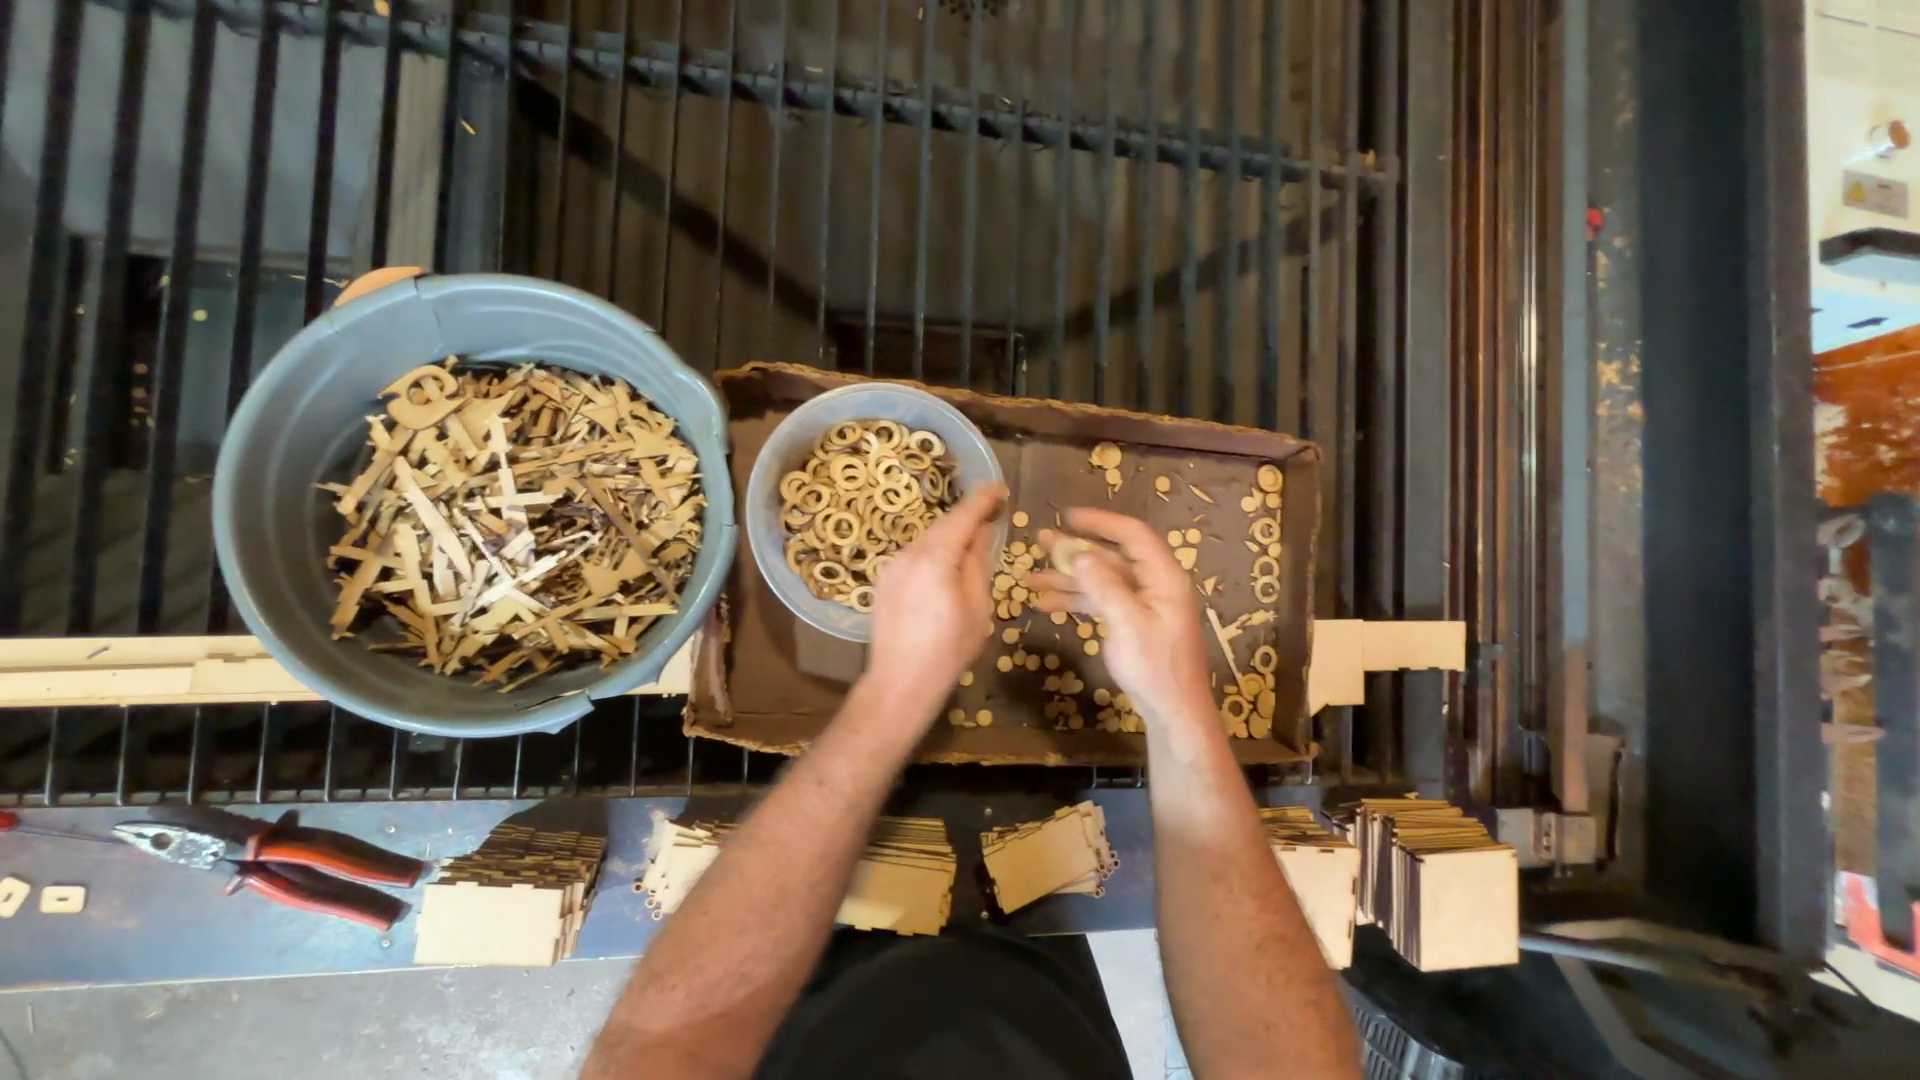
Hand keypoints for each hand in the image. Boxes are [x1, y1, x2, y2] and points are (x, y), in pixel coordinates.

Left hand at [864, 483, 1007, 708]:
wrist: (900, 680)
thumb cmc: (948, 649)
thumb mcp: (977, 606)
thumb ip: (978, 562)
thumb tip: (983, 531)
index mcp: (935, 558)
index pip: (963, 516)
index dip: (983, 499)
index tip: (999, 488)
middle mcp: (908, 554)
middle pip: (943, 525)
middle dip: (967, 516)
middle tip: (992, 512)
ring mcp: (891, 566)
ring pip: (926, 540)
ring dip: (949, 536)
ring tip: (972, 542)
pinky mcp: (882, 581)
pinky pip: (913, 557)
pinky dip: (932, 553)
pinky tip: (945, 565)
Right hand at [1028, 508, 1212, 725]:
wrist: (1173, 711)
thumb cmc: (1155, 668)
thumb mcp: (1128, 624)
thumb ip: (1104, 587)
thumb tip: (1079, 555)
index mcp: (1163, 577)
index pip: (1132, 535)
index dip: (1100, 522)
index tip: (1067, 517)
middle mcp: (1153, 584)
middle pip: (1111, 558)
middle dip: (1074, 552)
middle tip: (1039, 542)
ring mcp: (1143, 604)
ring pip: (1101, 581)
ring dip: (1068, 580)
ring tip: (1032, 578)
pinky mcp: (1132, 622)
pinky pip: (1101, 602)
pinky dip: (1077, 601)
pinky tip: (1047, 604)